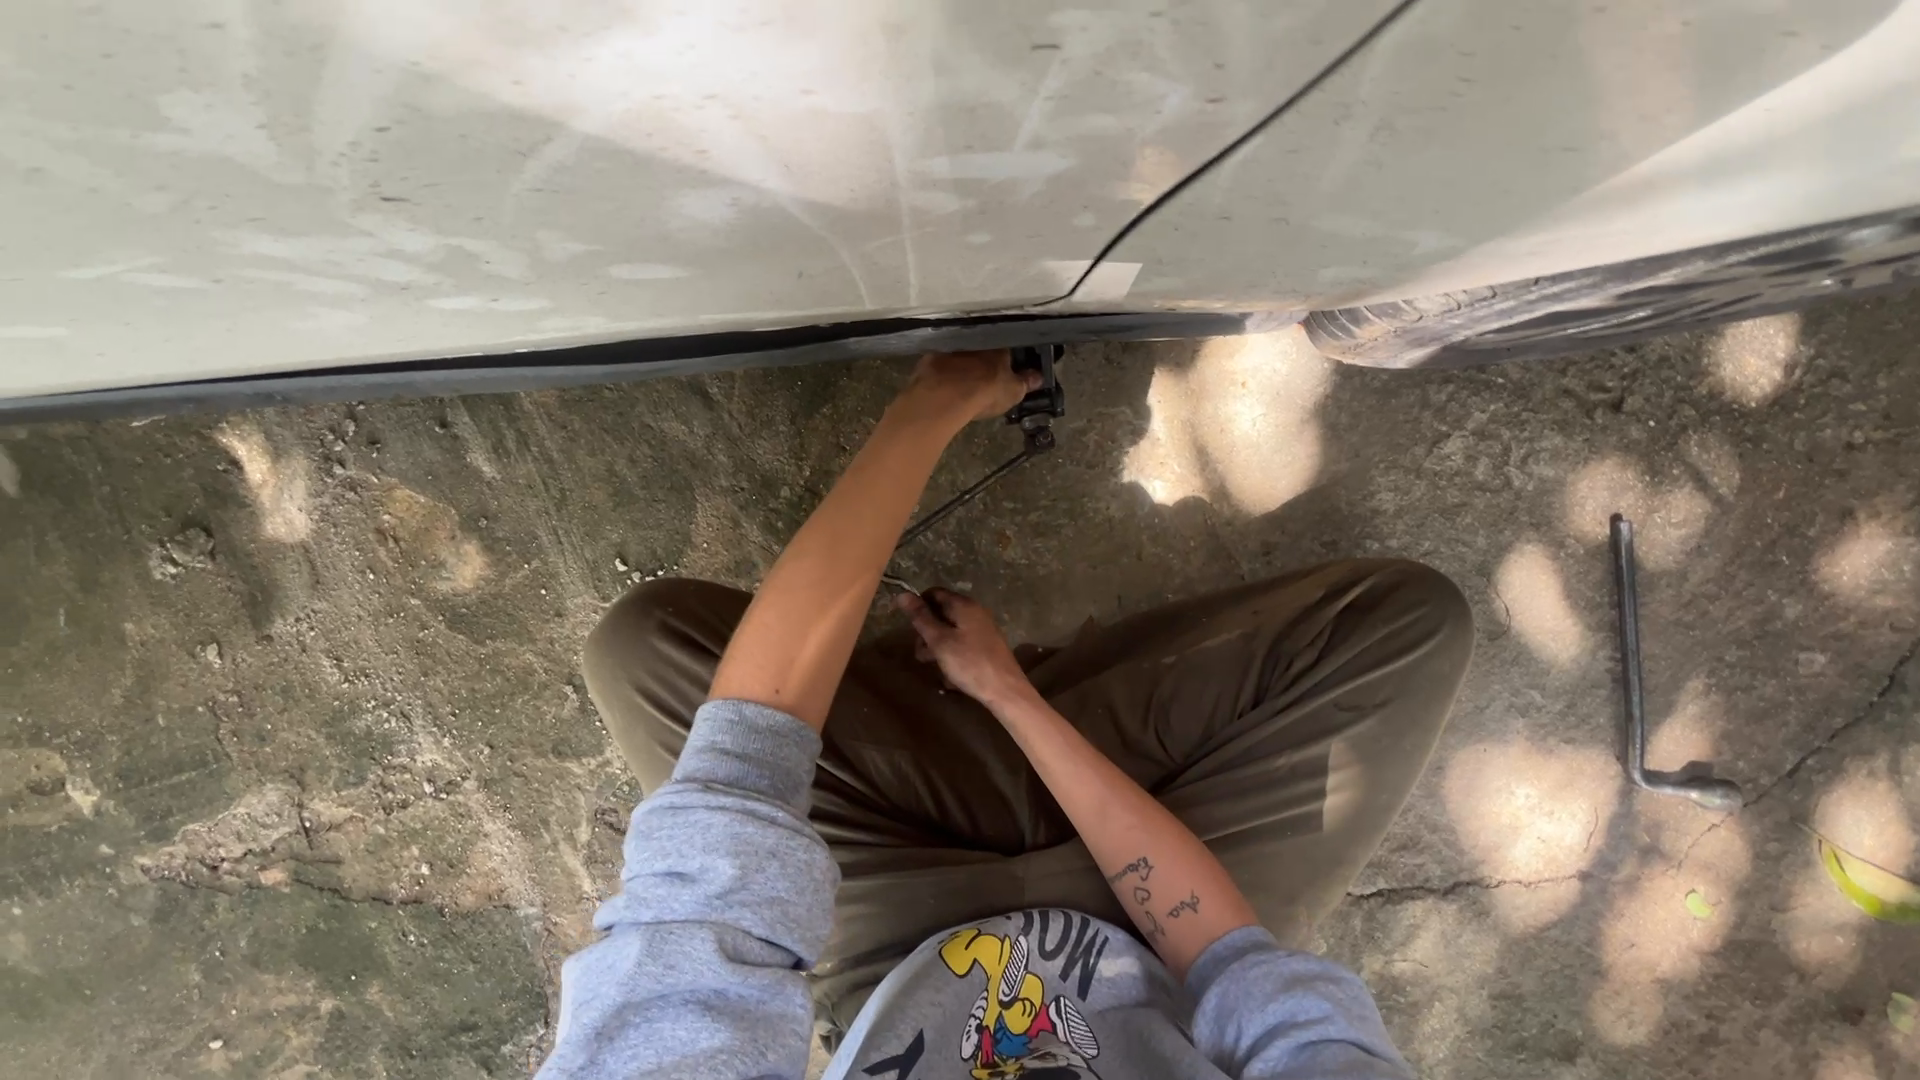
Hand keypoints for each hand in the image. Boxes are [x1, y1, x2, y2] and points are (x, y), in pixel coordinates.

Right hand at [895, 588, 1037, 712]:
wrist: (1004, 689)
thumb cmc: (969, 663)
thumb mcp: (939, 641)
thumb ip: (920, 617)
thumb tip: (903, 594)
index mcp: (963, 605)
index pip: (933, 593)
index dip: (918, 607)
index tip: (911, 629)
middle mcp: (974, 611)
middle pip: (941, 613)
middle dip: (926, 632)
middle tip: (922, 654)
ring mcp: (981, 628)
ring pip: (949, 630)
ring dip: (937, 646)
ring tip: (935, 665)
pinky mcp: (984, 645)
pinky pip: (960, 642)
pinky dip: (951, 653)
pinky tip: (949, 672)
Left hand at [897, 350, 1038, 426]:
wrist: (945, 396)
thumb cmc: (985, 392)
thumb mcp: (1013, 392)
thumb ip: (1026, 382)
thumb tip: (1039, 377)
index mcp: (999, 346)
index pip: (1009, 348)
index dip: (1010, 358)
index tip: (1009, 367)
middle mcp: (975, 340)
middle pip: (983, 347)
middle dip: (984, 357)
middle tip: (984, 372)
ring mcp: (951, 347)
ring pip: (961, 351)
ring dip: (963, 360)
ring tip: (964, 375)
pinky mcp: (930, 356)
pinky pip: (941, 360)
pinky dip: (943, 367)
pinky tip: (943, 377)